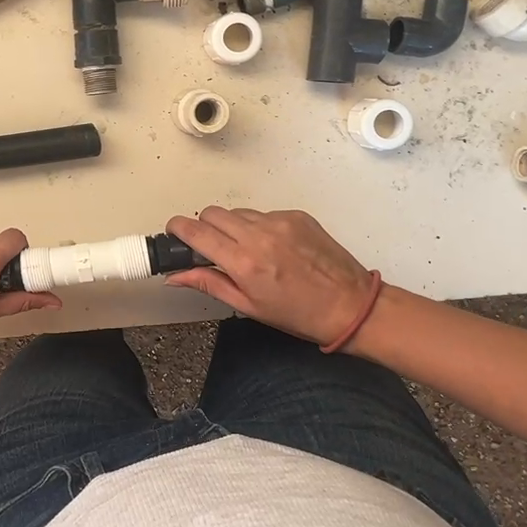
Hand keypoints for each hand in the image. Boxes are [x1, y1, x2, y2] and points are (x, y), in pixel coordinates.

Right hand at [163, 207, 375, 345]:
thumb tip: (174, 276)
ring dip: (233, 226)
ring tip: (249, 251)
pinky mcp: (297, 215)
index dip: (177, 229)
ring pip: (238, 212)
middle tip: (212, 248)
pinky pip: (265, 214)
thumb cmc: (299, 314)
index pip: (195, 231)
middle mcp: (259, 235)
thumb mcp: (247, 305)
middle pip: (212, 213)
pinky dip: (260, 226)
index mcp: (243, 261)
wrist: (352, 306)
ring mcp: (280, 221)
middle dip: (204, 226)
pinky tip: (274, 247)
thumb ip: (207, 283)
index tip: (174, 233)